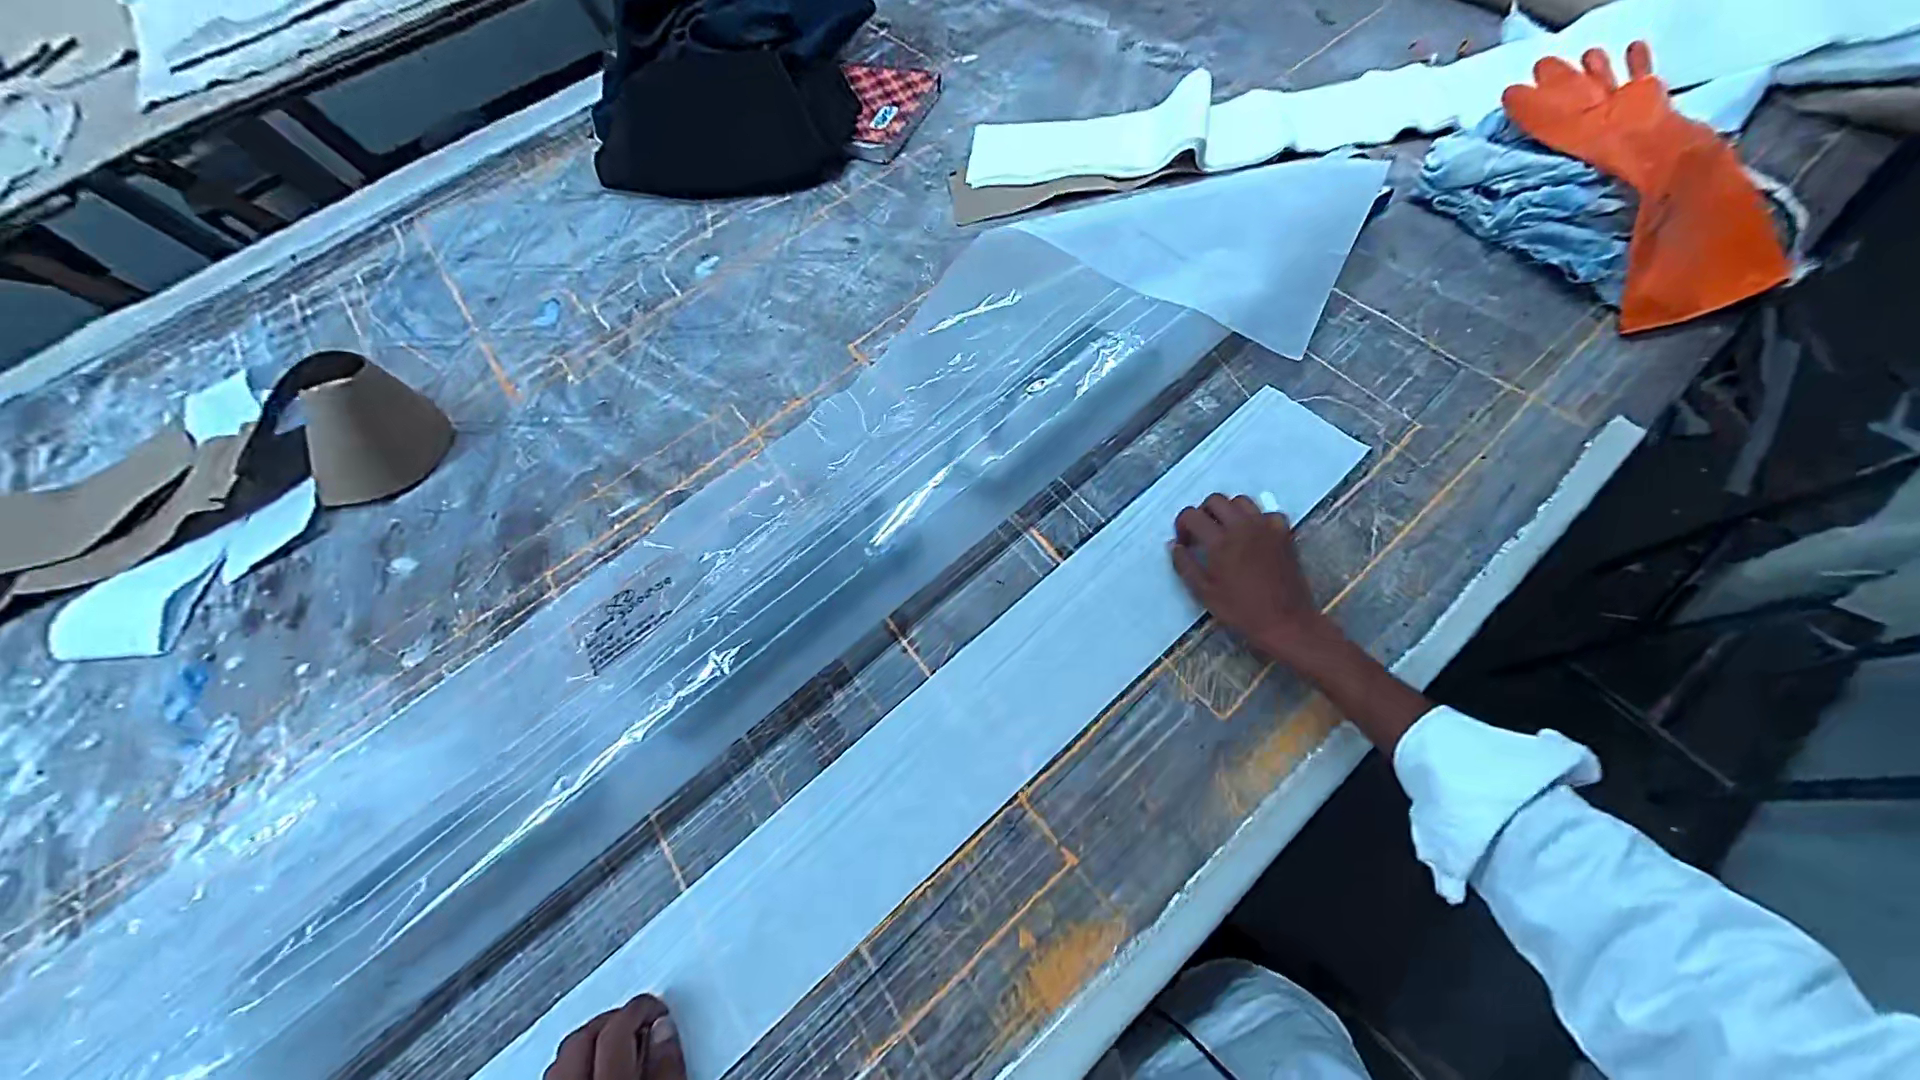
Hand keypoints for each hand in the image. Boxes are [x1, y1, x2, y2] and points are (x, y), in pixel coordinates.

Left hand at [545, 995, 685, 1079]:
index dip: (642, 1010)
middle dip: (613, 1020)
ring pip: (562, 1060)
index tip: (659, 1009)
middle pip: (582, 1040)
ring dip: (590, 1042)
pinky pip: (553, 1078)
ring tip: (619, 1042)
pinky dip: (574, 1065)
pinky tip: (593, 1069)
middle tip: (641, 1018)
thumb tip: (665, 1030)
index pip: (616, 1031)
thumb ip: (667, 1069)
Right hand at [1171, 493, 1337, 667]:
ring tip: (1227, 531)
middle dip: (1203, 513)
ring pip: (1241, 500)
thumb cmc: (1240, 610)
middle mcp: (1242, 526)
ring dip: (1229, 511)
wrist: (1285, 621)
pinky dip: (1257, 520)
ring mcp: (1266, 527)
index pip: (1191, 515)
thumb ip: (1185, 564)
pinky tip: (1254, 537)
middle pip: (1215, 500)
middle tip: (1203, 534)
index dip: (1182, 525)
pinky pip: (1267, 513)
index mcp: (1219, 541)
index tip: (1185, 542)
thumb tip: (1174, 545)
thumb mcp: (1203, 592)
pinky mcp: (1284, 533)